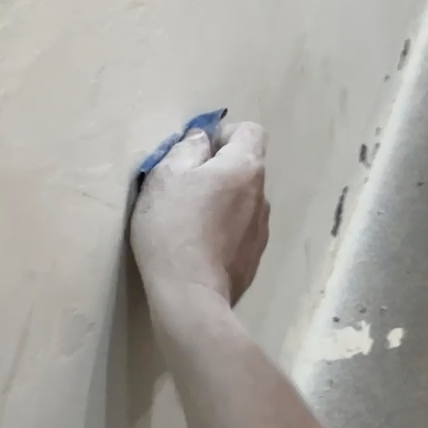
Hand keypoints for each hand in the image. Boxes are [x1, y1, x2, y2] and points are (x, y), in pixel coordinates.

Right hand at [130, 121, 269, 306]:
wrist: (190, 295)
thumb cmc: (173, 227)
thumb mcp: (165, 176)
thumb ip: (186, 148)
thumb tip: (201, 140)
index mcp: (244, 168)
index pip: (250, 131)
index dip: (223, 135)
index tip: (196, 153)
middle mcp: (262, 195)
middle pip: (244, 167)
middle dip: (218, 170)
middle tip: (183, 188)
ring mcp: (261, 229)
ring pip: (242, 200)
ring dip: (221, 202)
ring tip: (189, 222)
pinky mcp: (254, 258)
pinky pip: (239, 230)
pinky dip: (223, 230)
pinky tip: (198, 248)